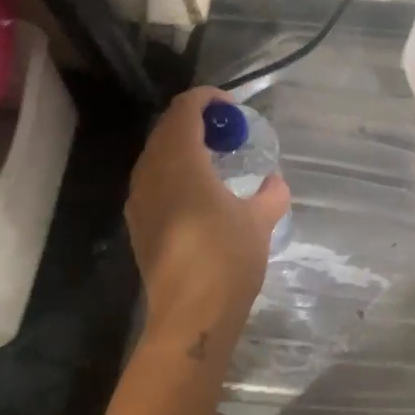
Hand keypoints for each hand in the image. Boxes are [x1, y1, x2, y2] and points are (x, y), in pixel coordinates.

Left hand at [127, 87, 290, 341]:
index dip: (208, 100)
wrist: (190, 314)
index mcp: (180, 159)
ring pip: (157, 157)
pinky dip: (175, 177)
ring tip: (216, 164)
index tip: (233, 109)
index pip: (186, 109)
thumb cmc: (226, 259)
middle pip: (167, 130)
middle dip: (196, 124)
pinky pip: (154, 184)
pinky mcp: (139, 224)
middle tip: (228, 135)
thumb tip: (276, 183)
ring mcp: (139, 199)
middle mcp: (151, 171)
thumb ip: (270, 196)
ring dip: (184, 151)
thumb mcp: (259, 223)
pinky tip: (199, 196)